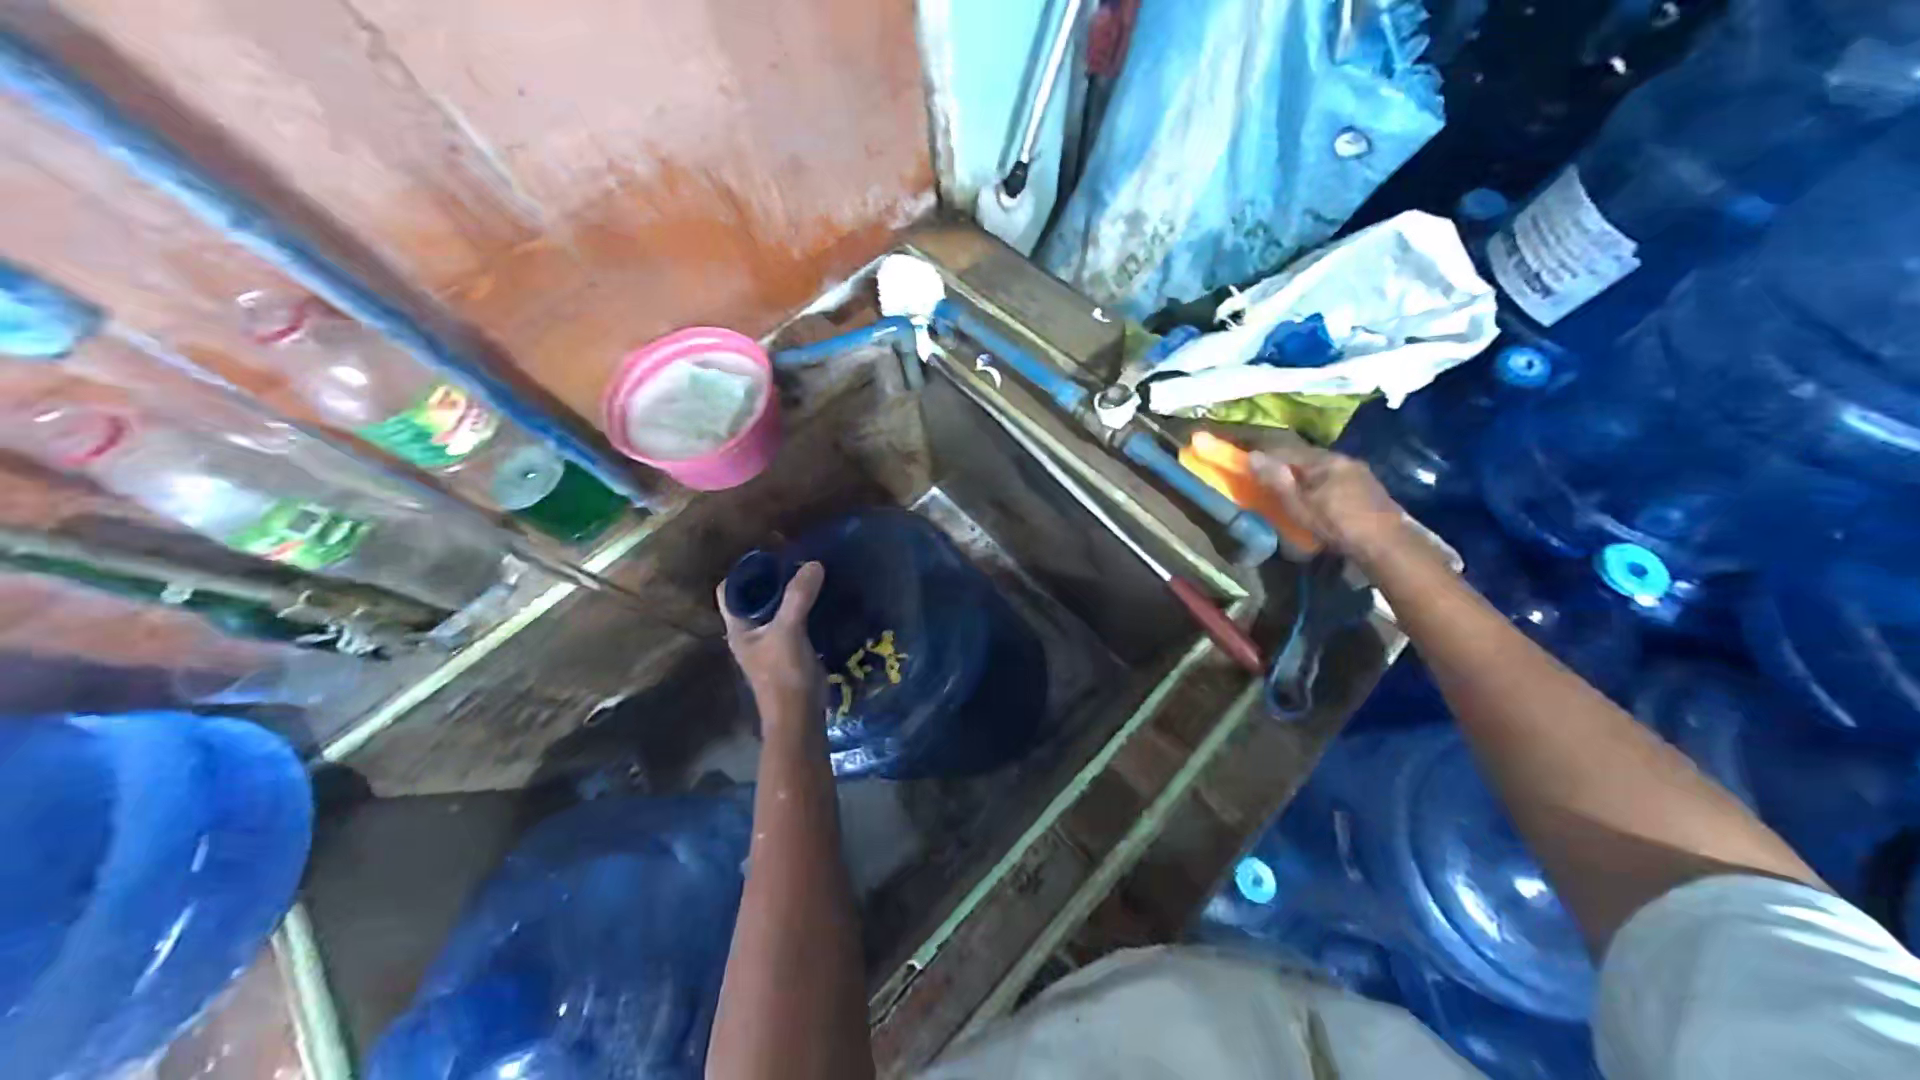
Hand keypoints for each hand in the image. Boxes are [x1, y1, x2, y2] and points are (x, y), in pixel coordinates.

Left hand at [716, 561, 827, 717]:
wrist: (799, 717)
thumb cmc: (784, 675)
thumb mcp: (788, 631)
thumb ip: (798, 597)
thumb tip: (813, 564)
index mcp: (738, 627)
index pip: (729, 589)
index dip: (744, 571)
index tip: (770, 555)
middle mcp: (750, 632)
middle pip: (754, 596)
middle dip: (772, 578)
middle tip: (796, 559)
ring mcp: (770, 642)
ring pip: (776, 608)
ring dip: (790, 593)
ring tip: (811, 574)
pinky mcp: (791, 650)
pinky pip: (794, 620)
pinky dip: (805, 608)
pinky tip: (822, 599)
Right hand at [1249, 444, 1410, 566]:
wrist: (1386, 543)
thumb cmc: (1336, 524)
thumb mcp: (1298, 505)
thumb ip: (1276, 480)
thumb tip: (1253, 456)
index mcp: (1323, 459)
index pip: (1286, 450)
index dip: (1265, 456)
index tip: (1248, 464)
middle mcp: (1343, 458)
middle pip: (1306, 456)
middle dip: (1286, 464)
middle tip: (1269, 478)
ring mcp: (1359, 471)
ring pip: (1323, 466)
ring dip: (1306, 473)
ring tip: (1293, 488)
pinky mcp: (1369, 485)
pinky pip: (1337, 476)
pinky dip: (1322, 482)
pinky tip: (1320, 496)